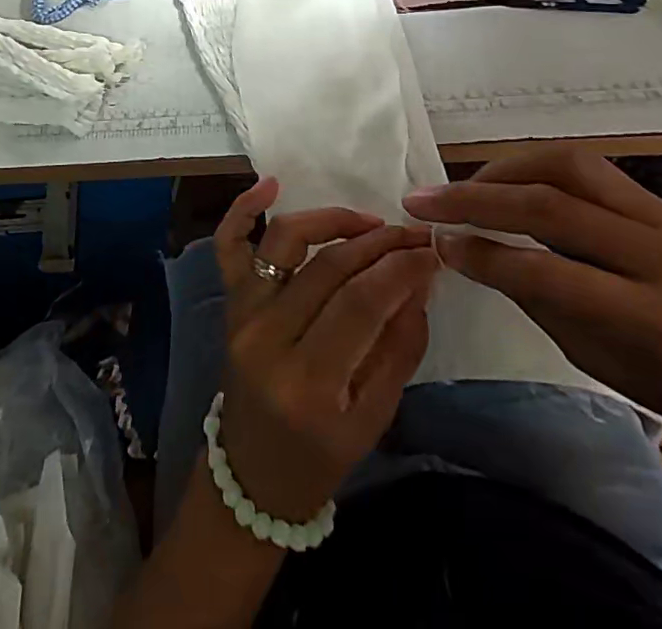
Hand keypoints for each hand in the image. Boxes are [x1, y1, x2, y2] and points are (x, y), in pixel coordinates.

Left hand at [210, 178, 439, 520]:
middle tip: (415, 235)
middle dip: (381, 243)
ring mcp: (241, 317)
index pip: (363, 302)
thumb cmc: (320, 456)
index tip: (433, 250)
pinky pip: (229, 248)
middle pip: (330, 267)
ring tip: (371, 223)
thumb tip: (420, 278)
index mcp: (308, 382)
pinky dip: (244, 211)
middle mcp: (266, 340)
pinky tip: (272, 185)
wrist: (252, 475)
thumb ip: (401, 345)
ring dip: (332, 220)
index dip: (403, 268)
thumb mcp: (375, 416)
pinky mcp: (228, 306)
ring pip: (285, 243)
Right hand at [402, 146, 661, 445]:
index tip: (434, 242)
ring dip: (505, 171)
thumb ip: (531, 291)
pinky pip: (590, 170)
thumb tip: (464, 245)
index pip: (553, 273)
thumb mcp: (587, 352)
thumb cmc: (660, 383)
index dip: (485, 255)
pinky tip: (503, 181)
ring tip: (461, 186)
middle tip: (424, 200)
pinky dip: (535, 169)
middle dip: (479, 200)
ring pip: (574, 169)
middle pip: (559, 207)